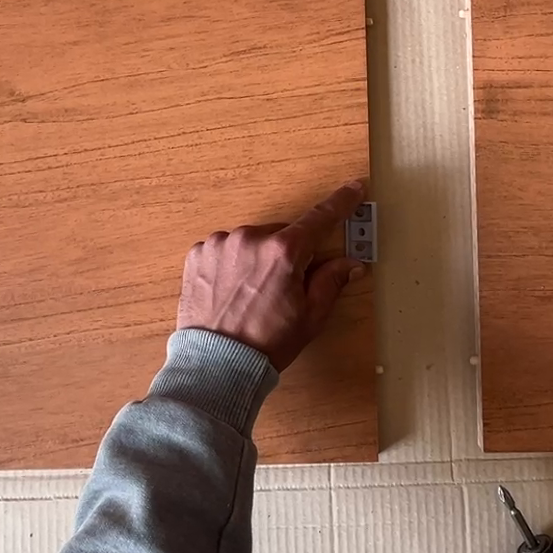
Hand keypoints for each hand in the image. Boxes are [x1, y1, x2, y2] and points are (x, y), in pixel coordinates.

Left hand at [176, 181, 366, 371]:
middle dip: (288, 254)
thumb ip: (331, 281)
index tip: (353, 188)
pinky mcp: (198, 253)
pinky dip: (231, 264)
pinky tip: (231, 290)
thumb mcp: (310, 316)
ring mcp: (220, 243)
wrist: (216, 365)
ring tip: (251, 295)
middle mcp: (251, 238)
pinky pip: (225, 249)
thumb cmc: (266, 343)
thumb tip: (351, 262)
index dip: (341, 202)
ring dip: (257, 258)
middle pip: (282, 235)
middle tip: (284, 288)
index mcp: (283, 252)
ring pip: (252, 241)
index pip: (320, 218)